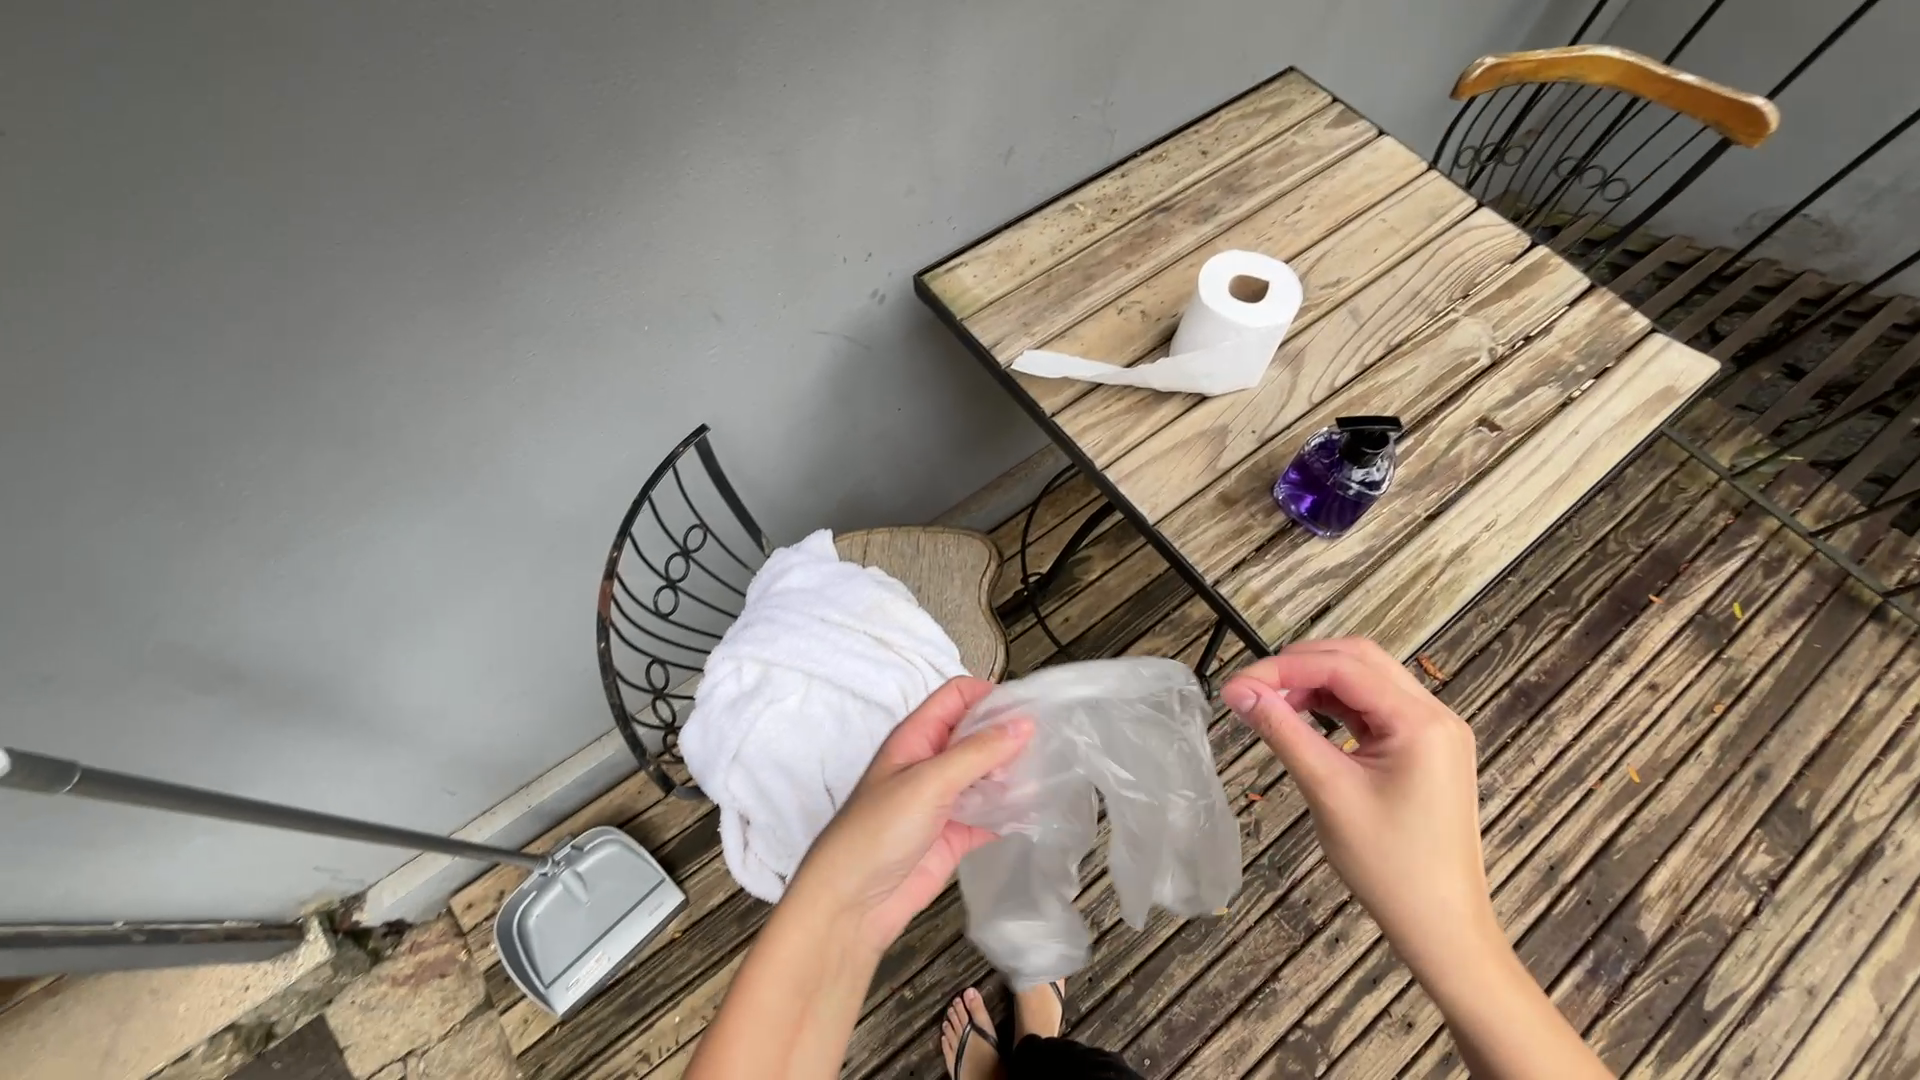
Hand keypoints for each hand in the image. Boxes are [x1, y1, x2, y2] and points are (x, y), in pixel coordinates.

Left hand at [787, 676, 1033, 952]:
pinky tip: (1039, 811)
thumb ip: (977, 752)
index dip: (990, 694)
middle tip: (1051, 742)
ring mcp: (945, 800)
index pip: (957, 696)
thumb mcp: (928, 781)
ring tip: (1053, 773)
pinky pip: (992, 815)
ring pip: (988, 774)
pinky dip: (1012, 813)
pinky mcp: (956, 835)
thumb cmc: (878, 831)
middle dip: (1010, 734)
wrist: (851, 905)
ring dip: (1015, 774)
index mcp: (917, 736)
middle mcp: (932, 762)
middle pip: (977, 734)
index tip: (1029, 707)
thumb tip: (1024, 723)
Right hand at [1220, 638, 1494, 972]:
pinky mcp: (1421, 748)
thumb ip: (1283, 731)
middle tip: (1252, 688)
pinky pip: (1371, 706)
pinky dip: (1333, 703)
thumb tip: (1239, 693)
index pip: (1343, 667)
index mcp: (1422, 722)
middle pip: (1358, 659)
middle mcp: (1434, 715)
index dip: (1283, 668)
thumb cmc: (1390, 866)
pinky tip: (1301, 716)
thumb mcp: (1328, 791)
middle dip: (1300, 665)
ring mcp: (1431, 731)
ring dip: (1315, 681)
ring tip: (1270, 702)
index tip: (1237, 685)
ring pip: (1364, 678)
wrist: (1440, 926)